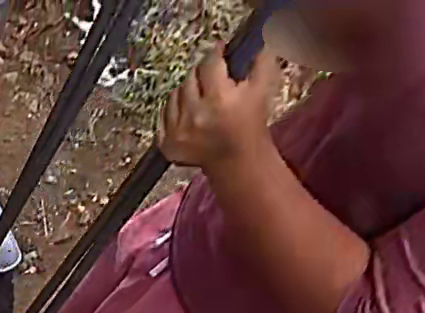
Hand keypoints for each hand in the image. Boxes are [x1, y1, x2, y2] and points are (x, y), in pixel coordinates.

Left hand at [158, 47, 280, 170]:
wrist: (235, 160)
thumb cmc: (249, 123)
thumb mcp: (261, 89)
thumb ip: (261, 60)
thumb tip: (258, 39)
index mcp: (217, 99)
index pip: (209, 64)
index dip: (215, 53)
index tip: (219, 51)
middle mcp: (193, 115)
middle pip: (190, 79)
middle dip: (201, 73)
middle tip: (209, 75)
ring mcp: (177, 132)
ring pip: (174, 96)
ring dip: (186, 90)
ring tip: (198, 93)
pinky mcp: (167, 145)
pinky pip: (163, 117)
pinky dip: (173, 110)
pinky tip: (185, 109)